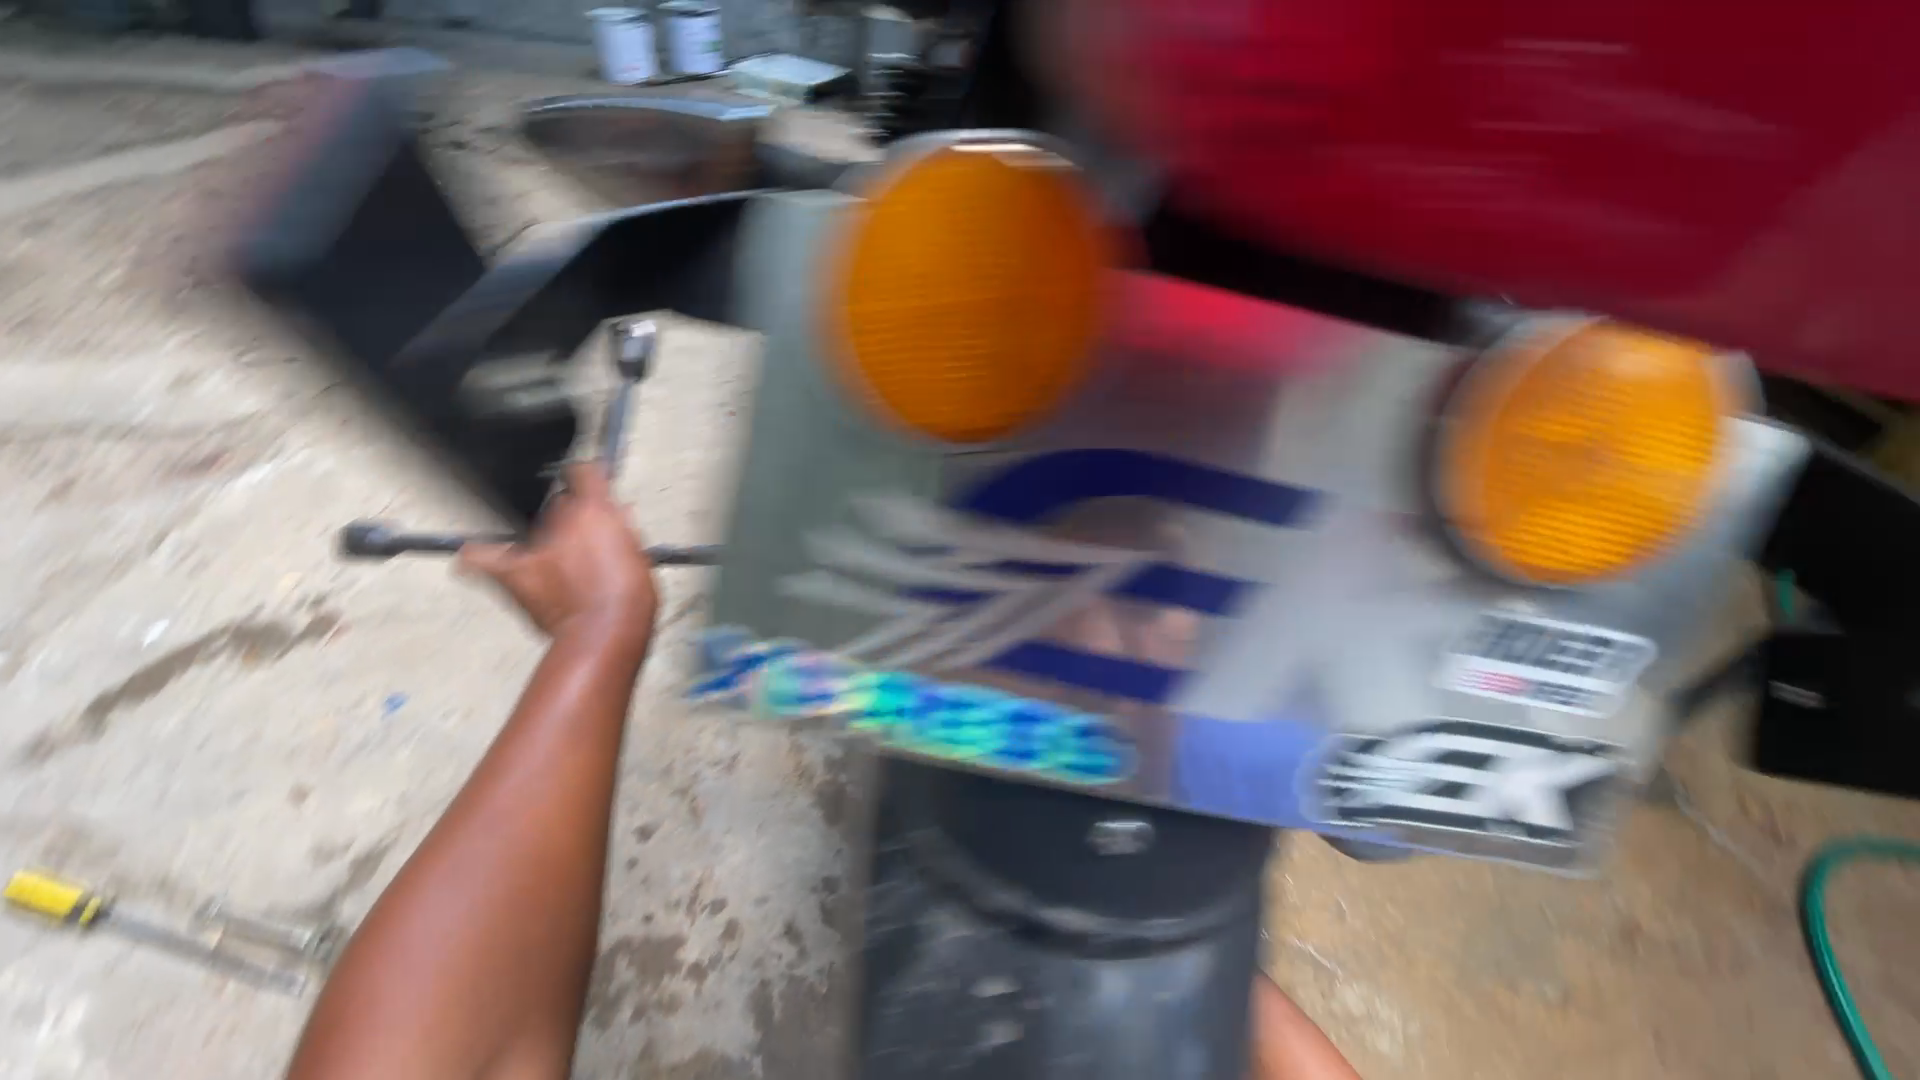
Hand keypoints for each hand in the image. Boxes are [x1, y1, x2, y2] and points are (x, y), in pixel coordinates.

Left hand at [458, 462, 658, 661]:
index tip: (591, 483)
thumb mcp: (639, 556)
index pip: (584, 472)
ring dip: (541, 540)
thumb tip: (618, 515)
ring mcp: (534, 545)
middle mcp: (561, 520)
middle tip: (584, 542)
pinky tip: (476, 556)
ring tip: (553, 560)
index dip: (588, 477)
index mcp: (595, 510)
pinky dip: (478, 556)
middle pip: (559, 505)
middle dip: (570, 519)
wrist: (607, 629)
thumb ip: (623, 531)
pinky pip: (482, 557)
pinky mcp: (514, 572)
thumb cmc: (629, 597)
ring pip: (530, 528)